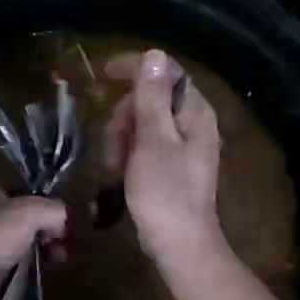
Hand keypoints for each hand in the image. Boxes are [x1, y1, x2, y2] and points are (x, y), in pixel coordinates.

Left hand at [0, 185, 66, 276]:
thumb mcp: (33, 212)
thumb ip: (55, 210)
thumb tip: (63, 222)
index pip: (25, 192)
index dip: (46, 204)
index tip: (62, 221)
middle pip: (26, 218)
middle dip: (48, 230)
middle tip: (63, 243)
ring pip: (22, 240)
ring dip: (43, 248)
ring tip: (57, 259)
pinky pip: (14, 258)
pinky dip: (29, 262)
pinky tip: (42, 268)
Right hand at [103, 49, 228, 269]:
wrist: (178, 243)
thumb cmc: (165, 192)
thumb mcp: (153, 140)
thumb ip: (152, 98)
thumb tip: (154, 55)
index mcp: (195, 112)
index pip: (166, 72)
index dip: (135, 67)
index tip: (104, 74)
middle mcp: (192, 124)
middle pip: (151, 98)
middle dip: (125, 115)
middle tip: (113, 140)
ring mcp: (181, 147)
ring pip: (143, 124)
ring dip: (121, 138)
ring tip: (114, 164)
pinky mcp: (170, 166)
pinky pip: (144, 146)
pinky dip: (128, 154)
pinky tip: (118, 173)